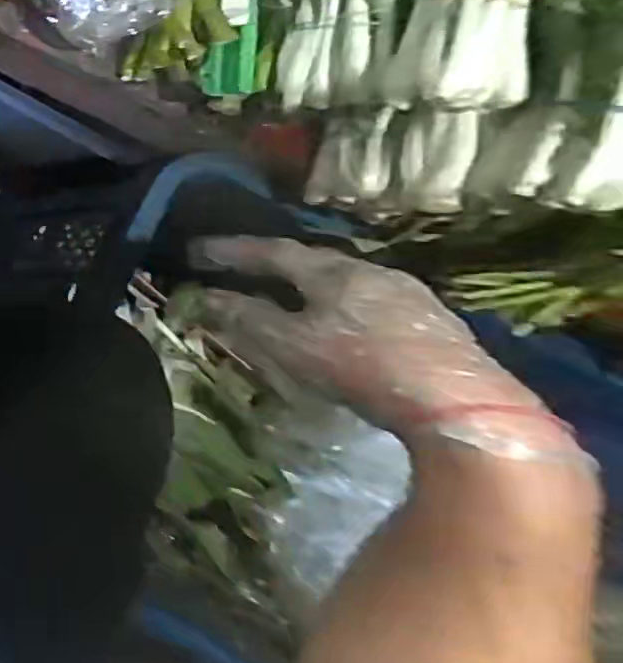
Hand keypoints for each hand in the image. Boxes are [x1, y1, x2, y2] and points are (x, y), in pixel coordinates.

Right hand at [194, 237, 587, 466]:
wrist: (466, 412)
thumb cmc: (361, 367)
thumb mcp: (287, 343)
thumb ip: (243, 315)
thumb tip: (204, 295)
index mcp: (334, 272)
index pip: (271, 250)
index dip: (230, 250)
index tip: (195, 250)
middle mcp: (373, 273)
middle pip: (310, 260)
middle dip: (267, 262)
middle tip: (234, 268)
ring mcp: (409, 297)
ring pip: (340, 280)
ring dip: (302, 283)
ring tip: (277, 292)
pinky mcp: (431, 324)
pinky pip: (365, 299)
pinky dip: (332, 302)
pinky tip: (327, 318)